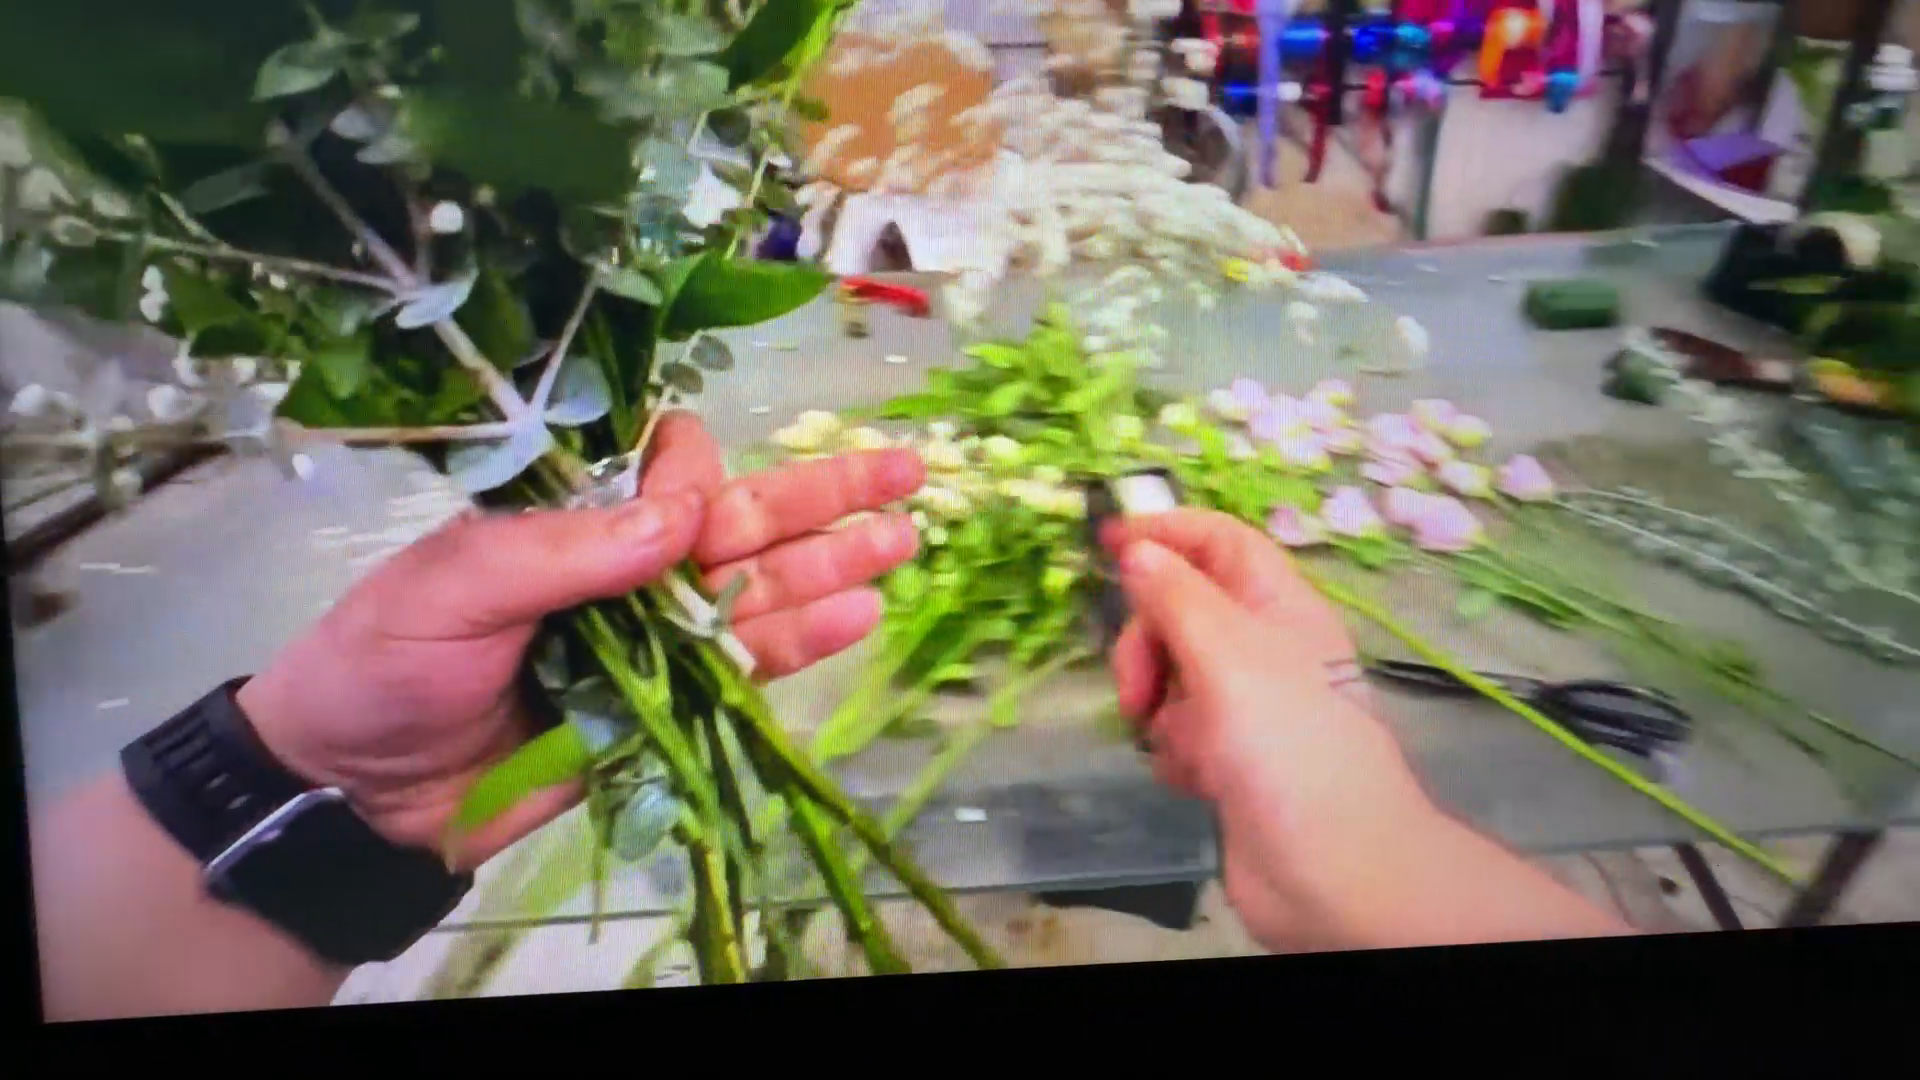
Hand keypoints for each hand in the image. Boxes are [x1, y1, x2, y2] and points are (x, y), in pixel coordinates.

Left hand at [236, 413, 925, 869]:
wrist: (371, 796)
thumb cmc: (390, 668)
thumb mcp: (450, 590)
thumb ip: (564, 548)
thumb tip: (681, 517)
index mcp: (588, 518)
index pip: (674, 469)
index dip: (697, 477)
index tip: (694, 513)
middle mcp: (644, 564)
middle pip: (752, 518)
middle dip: (829, 494)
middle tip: (905, 471)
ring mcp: (672, 631)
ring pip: (772, 586)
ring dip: (838, 563)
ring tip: (903, 540)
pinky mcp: (686, 694)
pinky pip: (756, 659)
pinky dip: (807, 639)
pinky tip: (861, 614)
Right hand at [1104, 509, 1444, 950]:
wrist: (1329, 871)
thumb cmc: (1285, 745)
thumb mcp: (1226, 652)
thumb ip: (1175, 595)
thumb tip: (1138, 550)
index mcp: (1275, 604)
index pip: (1217, 540)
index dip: (1165, 530)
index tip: (1108, 541)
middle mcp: (1258, 644)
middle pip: (1178, 608)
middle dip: (1145, 643)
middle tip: (1137, 688)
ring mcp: (1241, 700)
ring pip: (1167, 670)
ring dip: (1156, 703)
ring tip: (1174, 744)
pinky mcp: (1225, 750)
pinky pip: (1173, 724)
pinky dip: (1172, 745)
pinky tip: (1193, 777)